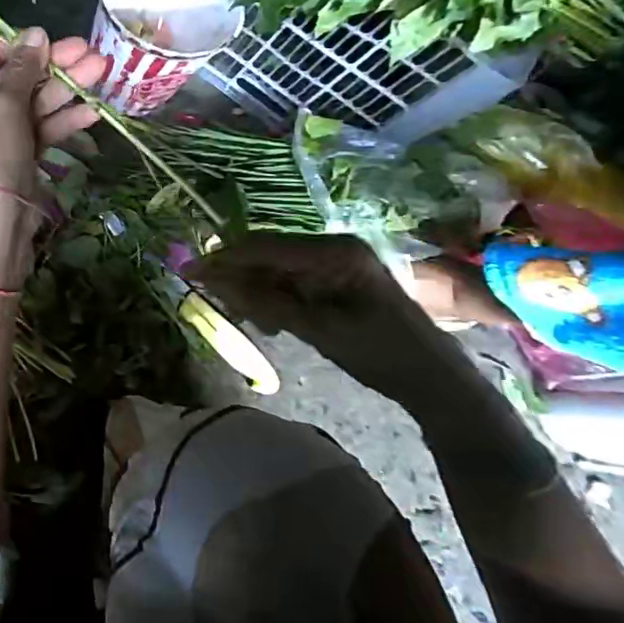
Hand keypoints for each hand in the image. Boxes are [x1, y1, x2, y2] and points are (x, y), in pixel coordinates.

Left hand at [0, 29, 106, 287]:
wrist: (0, 219)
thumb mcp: (6, 105)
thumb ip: (23, 68)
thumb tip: (36, 32)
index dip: (6, 47)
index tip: (37, 44)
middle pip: (16, 78)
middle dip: (53, 66)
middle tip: (88, 52)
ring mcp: (3, 133)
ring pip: (37, 102)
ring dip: (67, 88)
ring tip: (101, 71)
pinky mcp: (25, 151)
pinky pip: (45, 127)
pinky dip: (66, 119)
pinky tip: (92, 111)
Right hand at [185, 233, 470, 404]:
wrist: (432, 375)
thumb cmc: (381, 353)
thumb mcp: (320, 331)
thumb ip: (270, 303)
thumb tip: (220, 282)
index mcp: (335, 252)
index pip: (268, 247)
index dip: (227, 259)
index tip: (191, 270)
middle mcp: (335, 246)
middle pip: (271, 252)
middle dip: (239, 273)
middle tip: (208, 295)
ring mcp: (338, 261)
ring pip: (280, 266)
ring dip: (257, 287)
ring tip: (244, 316)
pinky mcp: (339, 278)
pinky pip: (296, 279)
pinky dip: (277, 296)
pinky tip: (270, 319)